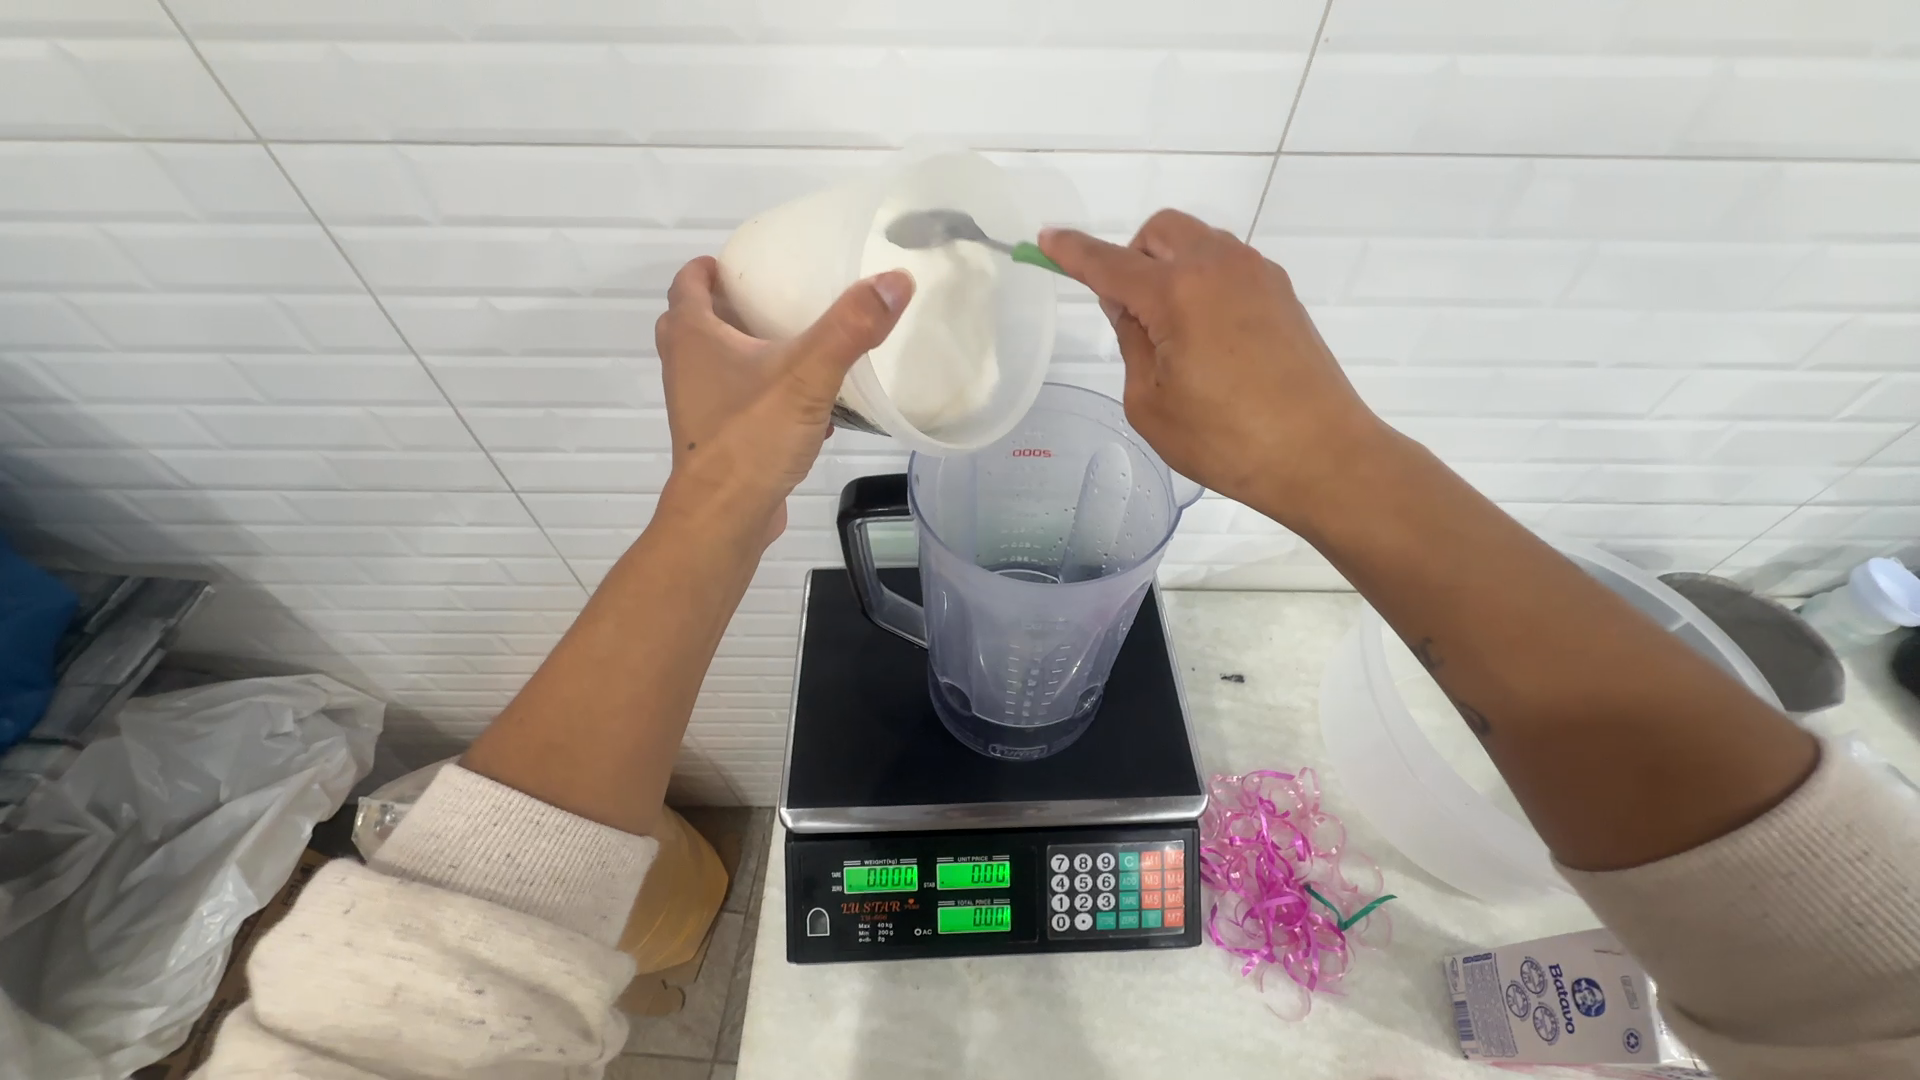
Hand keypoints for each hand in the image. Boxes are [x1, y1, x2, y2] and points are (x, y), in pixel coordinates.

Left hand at [654, 256, 911, 542]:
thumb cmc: (752, 436)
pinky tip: (811, 410)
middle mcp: (687, 369)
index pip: (688, 285)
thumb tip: (896, 280)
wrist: (726, 515)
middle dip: (728, 308)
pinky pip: (742, 406)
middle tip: (769, 301)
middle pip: (696, 324)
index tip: (738, 262)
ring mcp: (700, 409)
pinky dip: (767, 397)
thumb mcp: (807, 374)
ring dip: (747, 354)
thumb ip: (850, 327)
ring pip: (718, 367)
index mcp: (694, 338)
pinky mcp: (721, 443)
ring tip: (794, 347)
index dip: (709, 268)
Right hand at [1039, 211, 1386, 525]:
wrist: (1318, 455)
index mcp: (1177, 293)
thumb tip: (1131, 307)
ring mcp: (1258, 276)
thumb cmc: (1222, 439)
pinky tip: (1210, 339)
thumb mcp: (1149, 402)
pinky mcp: (1282, 294)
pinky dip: (1203, 283)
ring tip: (1173, 334)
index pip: (1109, 263)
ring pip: (1198, 244)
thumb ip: (1132, 342)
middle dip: (1132, 257)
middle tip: (1129, 314)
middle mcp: (1219, 267)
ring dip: (1170, 268)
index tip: (1047, 240)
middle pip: (1160, 232)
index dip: (1073, 253)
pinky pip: (1227, 266)